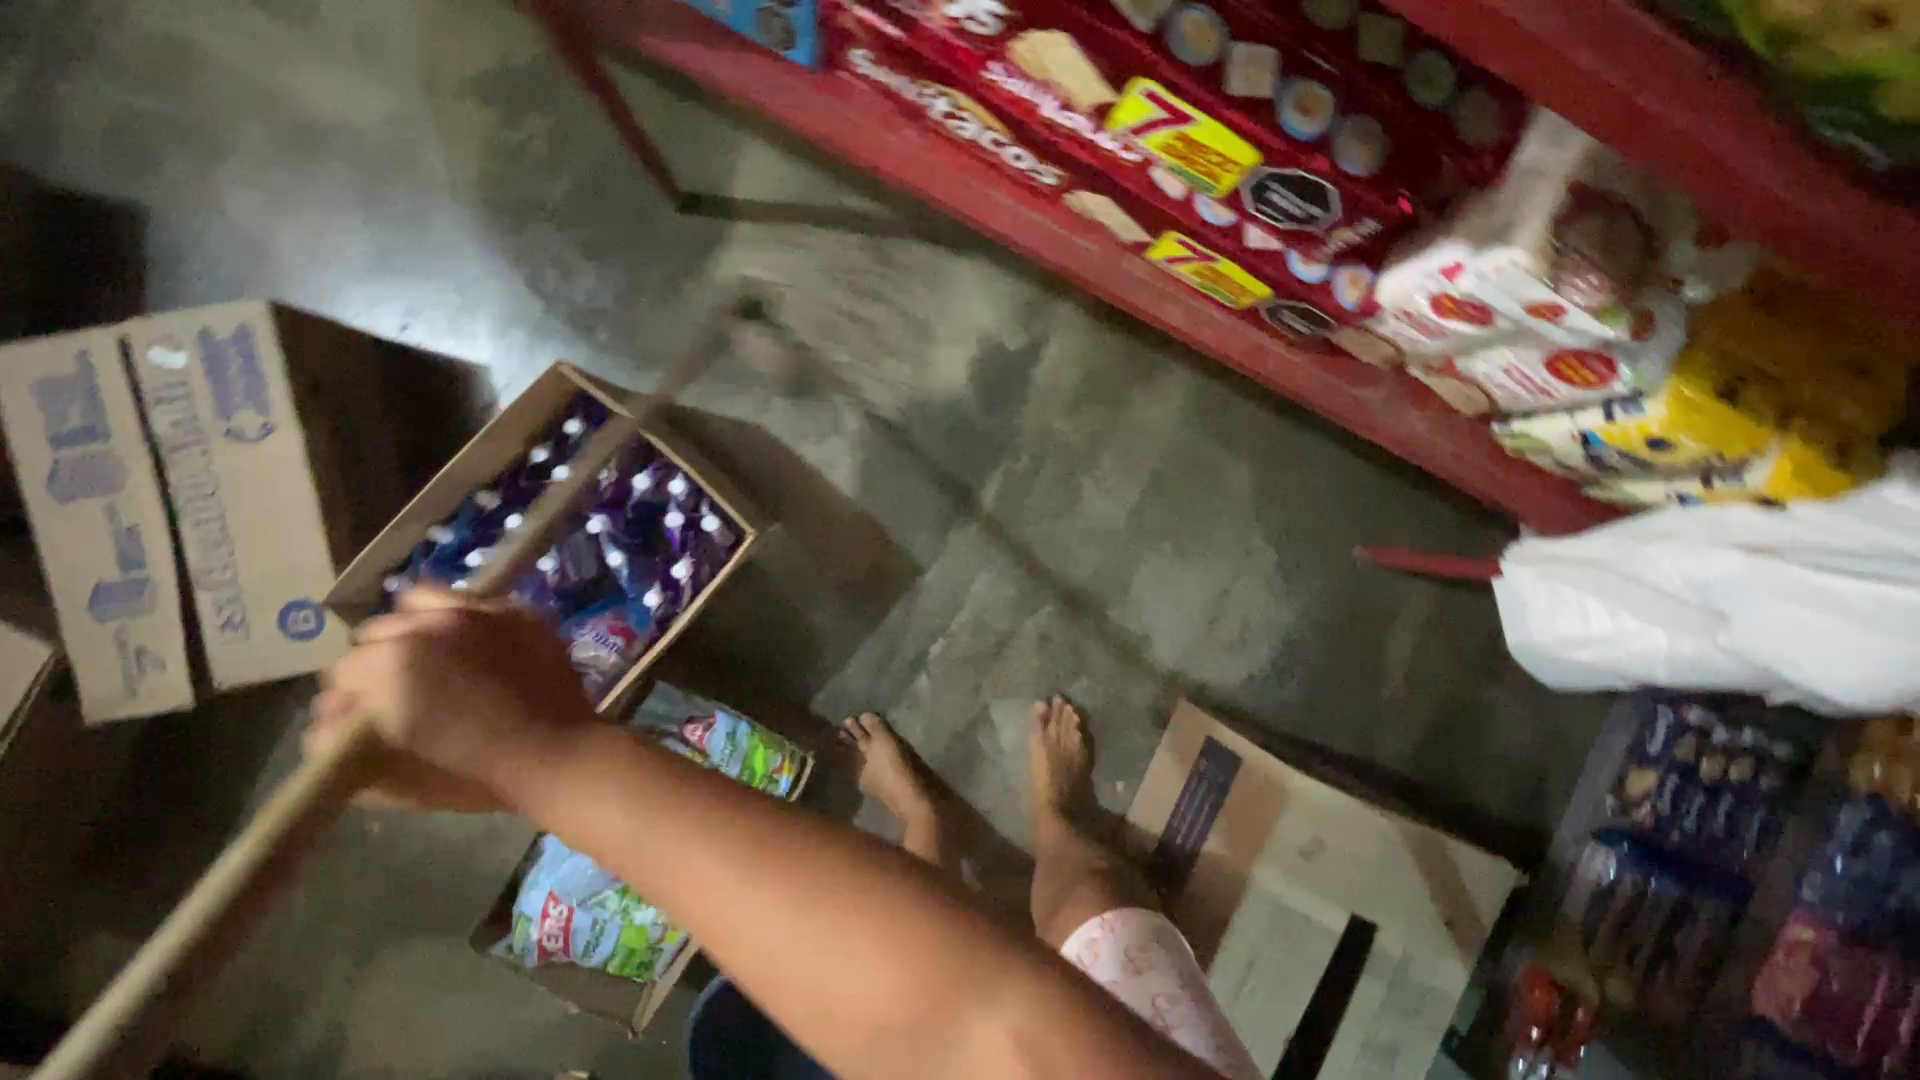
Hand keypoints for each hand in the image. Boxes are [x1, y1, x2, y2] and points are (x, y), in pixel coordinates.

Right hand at [305, 585, 598, 811]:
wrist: (555, 754)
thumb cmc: (472, 774)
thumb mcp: (388, 775)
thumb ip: (339, 743)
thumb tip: (326, 716)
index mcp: (388, 664)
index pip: (343, 670)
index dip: (354, 695)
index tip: (370, 711)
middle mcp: (428, 625)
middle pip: (378, 632)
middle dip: (383, 659)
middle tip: (406, 686)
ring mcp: (477, 611)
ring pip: (418, 602)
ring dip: (416, 627)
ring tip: (434, 655)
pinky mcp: (516, 610)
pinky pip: (472, 598)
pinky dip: (463, 616)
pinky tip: (472, 640)